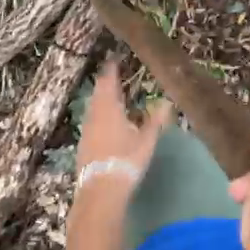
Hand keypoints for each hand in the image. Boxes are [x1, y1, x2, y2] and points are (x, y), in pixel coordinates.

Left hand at [75, 58, 172, 204]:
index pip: (108, 82)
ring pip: (92, 108)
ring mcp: (86, 131)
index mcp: (109, 109)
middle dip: (105, 83)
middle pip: (98, 94)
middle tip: (112, 74)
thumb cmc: (126, 160)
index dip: (110, 70)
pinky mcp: (83, 145)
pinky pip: (91, 121)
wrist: (101, 190)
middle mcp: (94, 115)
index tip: (113, 59)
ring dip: (101, 99)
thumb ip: (155, 119)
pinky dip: (98, 115)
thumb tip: (167, 101)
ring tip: (110, 96)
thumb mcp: (146, 140)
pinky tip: (104, 122)